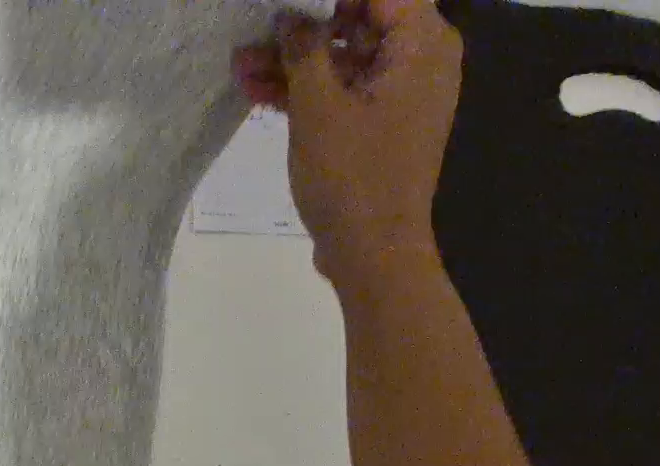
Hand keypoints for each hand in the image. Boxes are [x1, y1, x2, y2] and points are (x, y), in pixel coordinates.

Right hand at [234, 0, 461, 282]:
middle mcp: (418, 60)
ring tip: (239, 66)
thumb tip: (291, 18)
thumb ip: (305, 54)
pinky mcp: (374, 125)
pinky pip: (339, 92)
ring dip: (292, 63)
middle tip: (251, 36)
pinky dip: (303, 91)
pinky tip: (258, 92)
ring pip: (341, 60)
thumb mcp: (319, 110)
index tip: (285, 5)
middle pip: (358, 23)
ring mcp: (396, 95)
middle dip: (302, 28)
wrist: (371, 248)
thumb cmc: (352, 175)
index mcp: (421, 44)